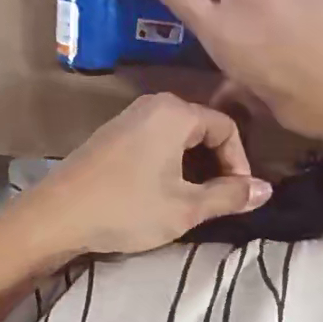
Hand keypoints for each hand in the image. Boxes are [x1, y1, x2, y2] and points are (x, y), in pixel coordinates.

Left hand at [0, 93, 271, 267]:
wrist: (56, 216)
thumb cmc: (126, 209)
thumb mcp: (185, 208)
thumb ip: (229, 196)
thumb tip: (266, 190)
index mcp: (175, 112)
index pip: (227, 128)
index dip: (240, 163)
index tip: (238, 196)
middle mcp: (151, 105)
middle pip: (201, 129)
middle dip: (216, 164)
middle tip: (217, 200)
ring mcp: (126, 119)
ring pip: (175, 138)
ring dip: (191, 167)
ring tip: (190, 201)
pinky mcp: (108, 138)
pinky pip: (151, 144)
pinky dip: (166, 165)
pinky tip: (159, 193)